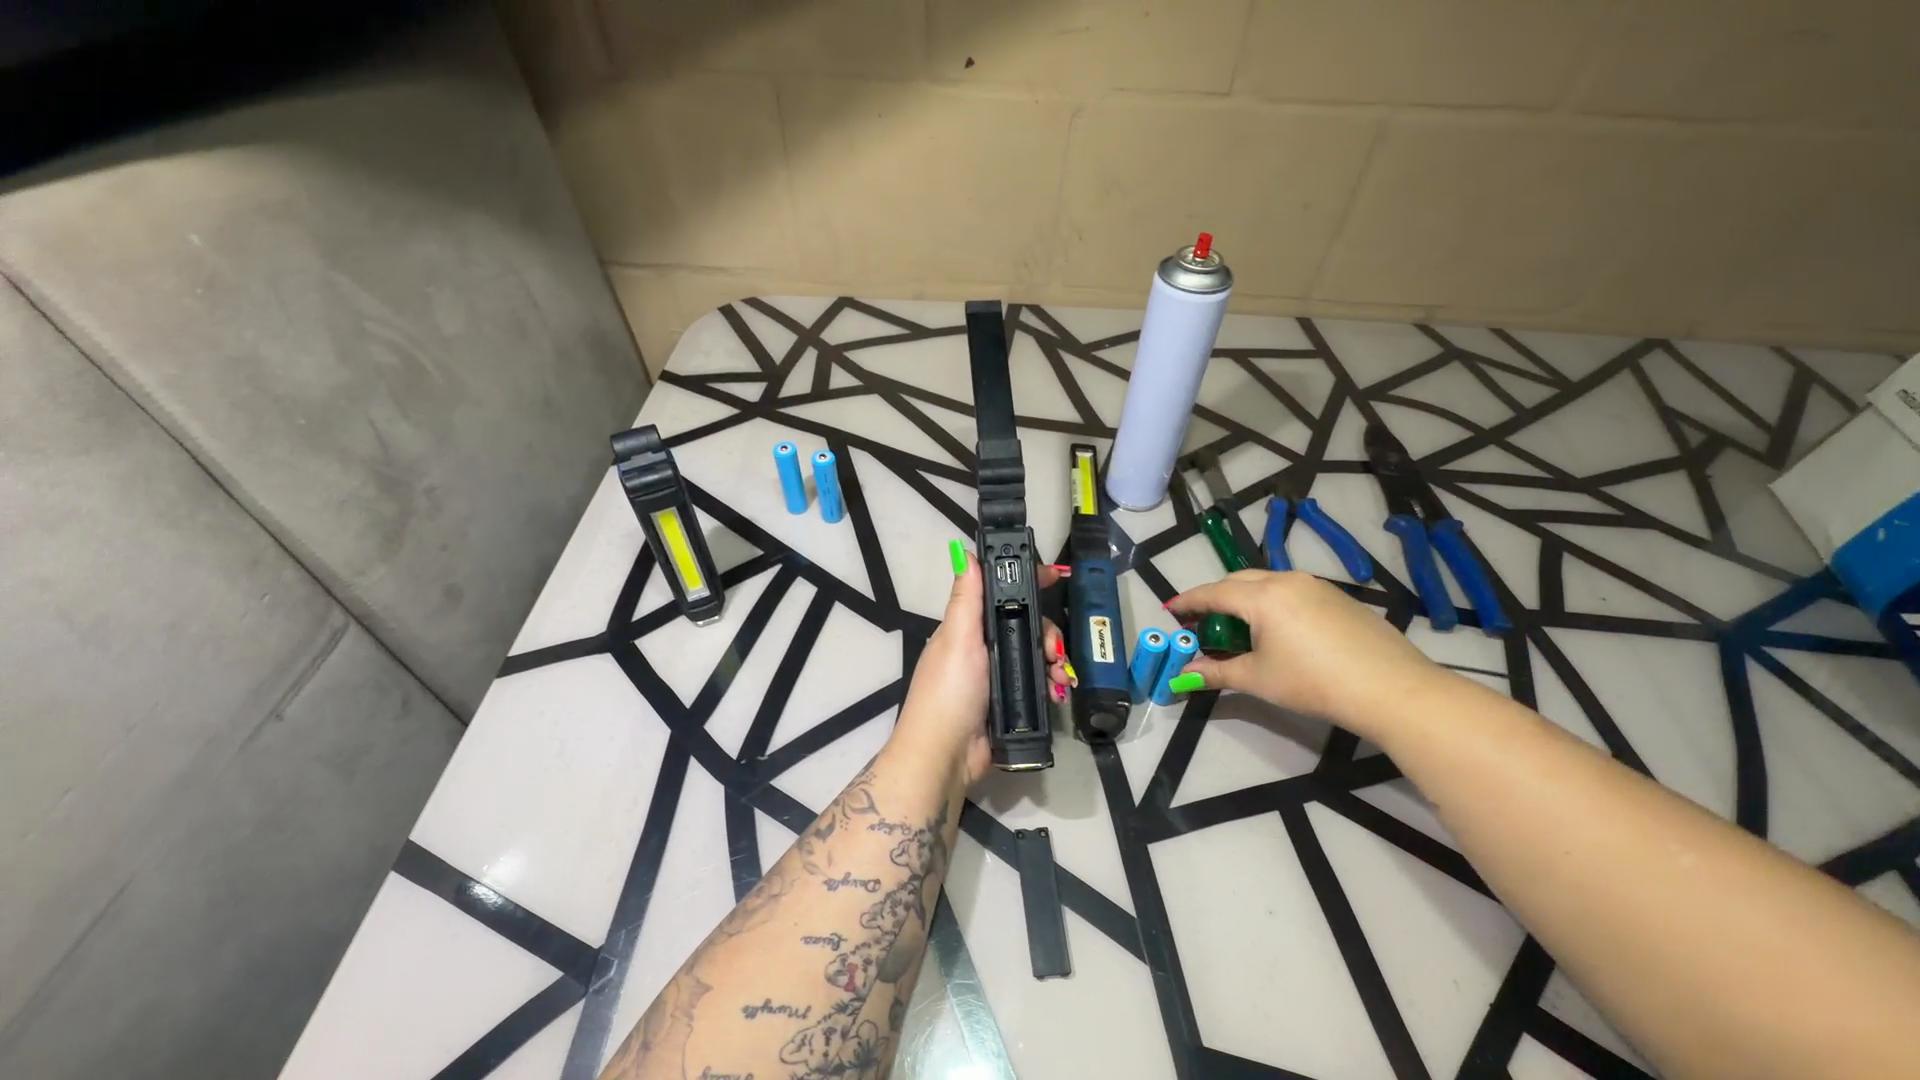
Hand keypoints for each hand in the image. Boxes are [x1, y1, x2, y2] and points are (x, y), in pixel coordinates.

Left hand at [893, 549, 1067, 786]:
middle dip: (1048, 634)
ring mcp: (997, 678)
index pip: (1001, 596)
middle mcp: (982, 650)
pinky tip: (1058, 692)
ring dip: (1055, 661)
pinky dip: (1052, 685)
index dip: (1027, 584)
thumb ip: (966, 598)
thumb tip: (965, 553)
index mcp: (967, 630)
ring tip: (1060, 676)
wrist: (946, 755)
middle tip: (1055, 650)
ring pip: (1037, 656)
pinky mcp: (1011, 704)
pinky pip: (1038, 685)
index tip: (1054, 577)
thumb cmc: (949, 691)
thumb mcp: (957, 639)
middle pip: (1027, 627)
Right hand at [1166, 570, 1445, 741]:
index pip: (1213, 592)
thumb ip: (1217, 673)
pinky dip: (1273, 603)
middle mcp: (1287, 580)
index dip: (1188, 601)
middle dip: (1215, 597)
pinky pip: (1294, 592)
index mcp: (1262, 596)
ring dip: (1246, 598)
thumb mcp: (1258, 679)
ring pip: (1268, 583)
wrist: (1389, 688)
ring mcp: (1317, 586)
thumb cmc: (1313, 682)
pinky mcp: (1339, 598)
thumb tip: (1185, 675)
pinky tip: (1279, 631)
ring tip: (1238, 627)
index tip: (1170, 610)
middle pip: (1239, 581)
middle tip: (1201, 621)